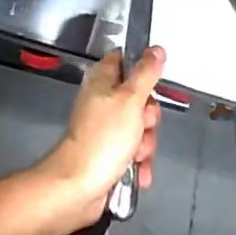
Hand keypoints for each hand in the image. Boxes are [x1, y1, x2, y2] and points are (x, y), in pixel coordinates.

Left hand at [35, 47, 164, 228]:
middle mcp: (102, 98)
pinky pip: (133, 151)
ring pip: (139, 128)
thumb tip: (156, 48)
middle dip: (148, 119)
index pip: (126, 60)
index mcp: (102, 78)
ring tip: (136, 155)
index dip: (143, 72)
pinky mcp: (108, 151)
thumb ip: (146, 73)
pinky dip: (138, 163)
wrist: (79, 185)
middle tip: (142, 125)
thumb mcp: (130, 99)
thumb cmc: (104, 136)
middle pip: (139, 98)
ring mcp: (104, 126)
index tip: (150, 88)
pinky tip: (138, 173)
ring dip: (145, 144)